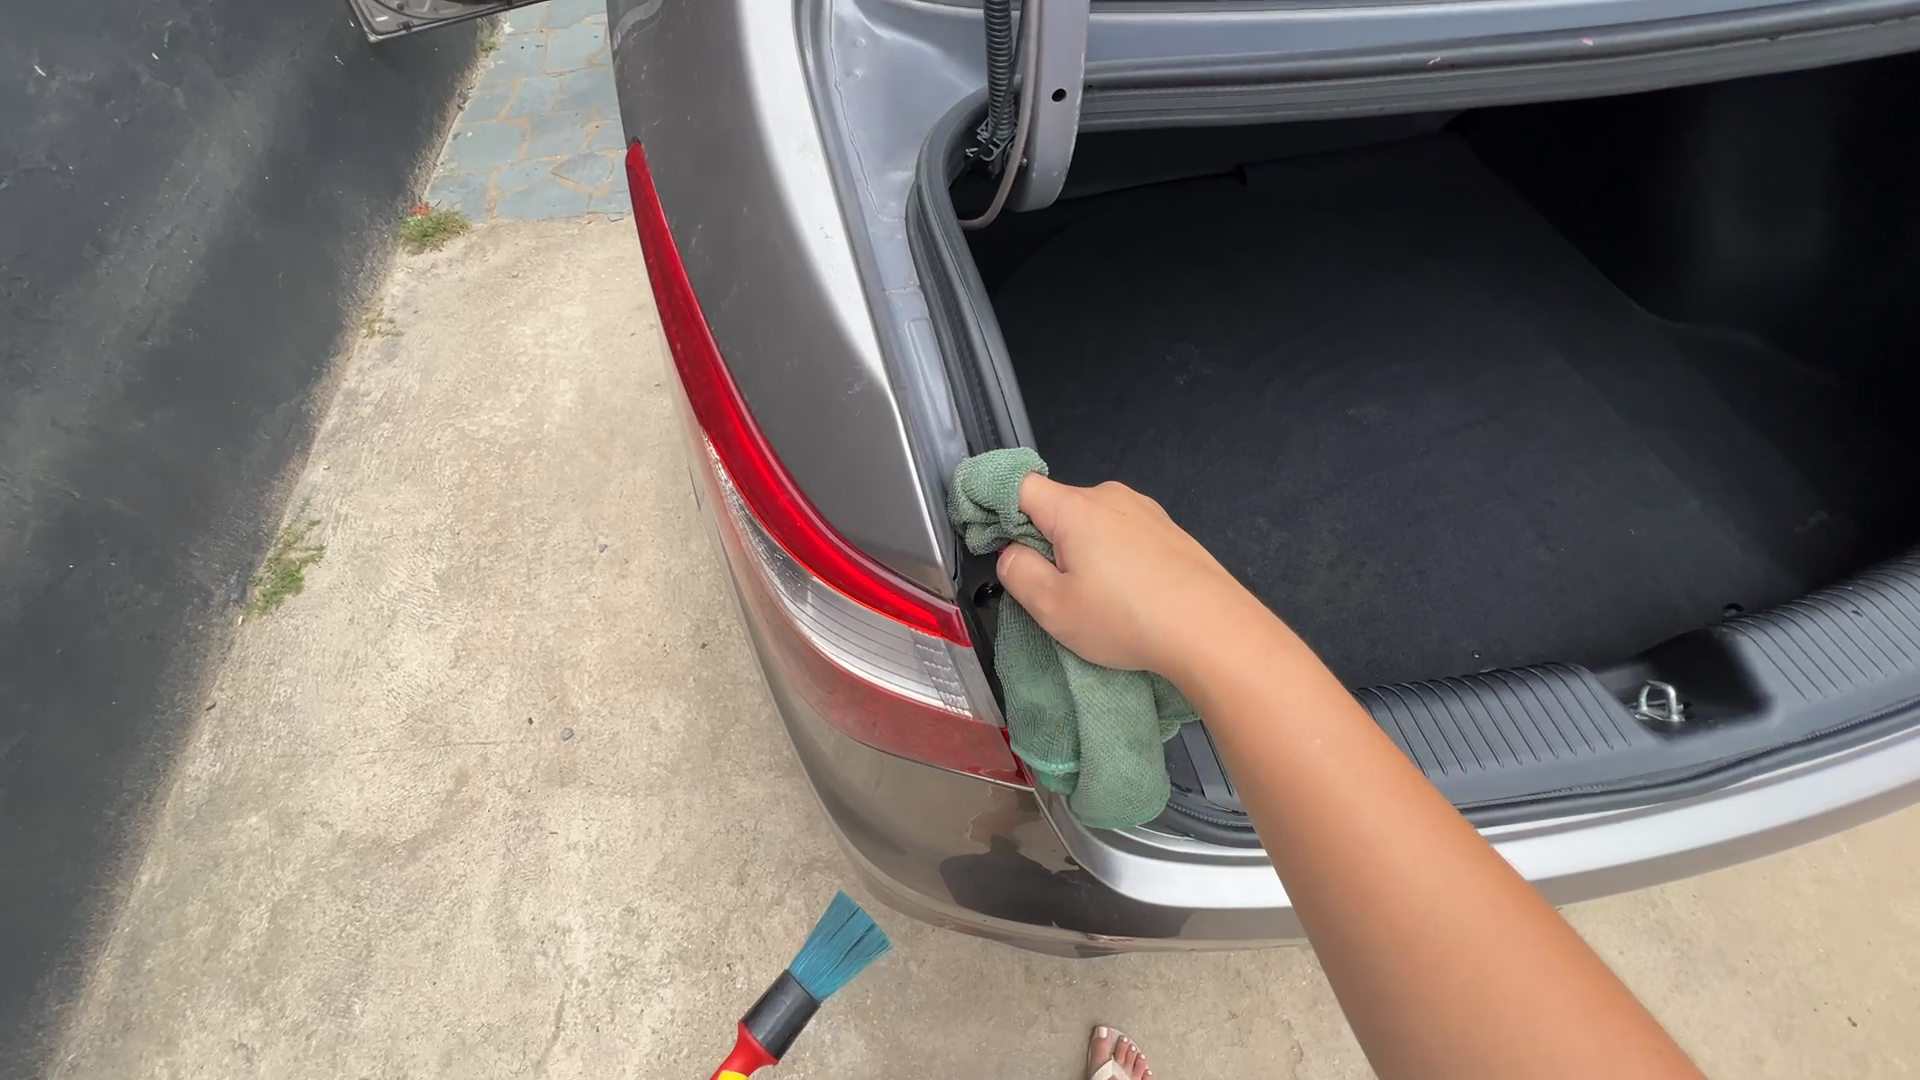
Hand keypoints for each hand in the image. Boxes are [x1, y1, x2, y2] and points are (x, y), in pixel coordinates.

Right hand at [995, 474, 1272, 682]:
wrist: (1214, 631)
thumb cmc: (1128, 618)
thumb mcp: (1053, 608)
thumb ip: (1018, 572)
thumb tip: (1012, 553)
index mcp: (1075, 508)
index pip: (1017, 485)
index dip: (992, 504)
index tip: (985, 534)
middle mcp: (1110, 496)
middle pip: (1055, 506)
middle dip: (1040, 539)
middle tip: (1047, 587)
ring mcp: (1145, 511)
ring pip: (1090, 522)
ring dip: (1078, 550)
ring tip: (1093, 598)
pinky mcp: (1169, 531)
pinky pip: (1122, 533)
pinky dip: (1111, 556)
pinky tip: (1126, 594)